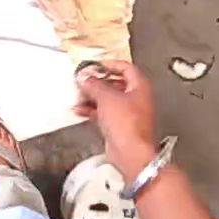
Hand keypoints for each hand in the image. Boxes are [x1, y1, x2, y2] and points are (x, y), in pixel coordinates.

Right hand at [75, 60, 158, 179]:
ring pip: (108, 100)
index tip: (95, 66)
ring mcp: (129, 113)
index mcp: (140, 86)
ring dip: (92, 97)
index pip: (125, 67)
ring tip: (78, 97)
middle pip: (115, 84)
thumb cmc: (128, 126)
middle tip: (83, 82)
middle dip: (96, 83)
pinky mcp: (120, 127)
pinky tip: (80, 110)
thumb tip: (85, 78)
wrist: (130, 153)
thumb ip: (94, 85)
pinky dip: (92, 110)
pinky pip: (104, 113)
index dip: (108, 65)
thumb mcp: (107, 97)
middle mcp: (136, 98)